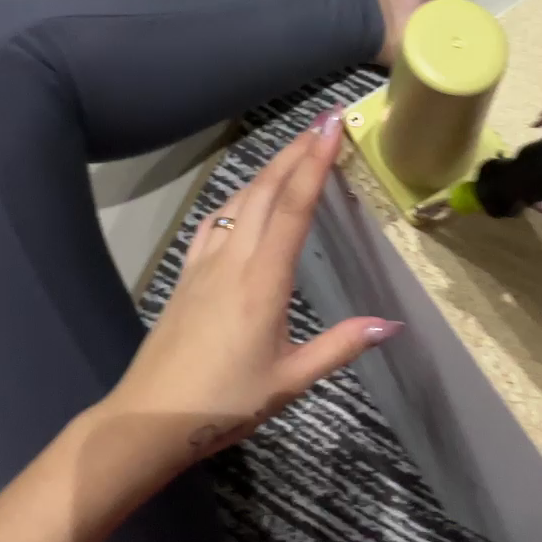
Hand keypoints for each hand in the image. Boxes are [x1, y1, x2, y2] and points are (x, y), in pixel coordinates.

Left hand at [98, 110, 400, 470]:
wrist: (149, 418)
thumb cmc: (223, 402)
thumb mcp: (290, 380)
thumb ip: (340, 347)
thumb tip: (392, 324)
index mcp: (263, 281)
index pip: (293, 208)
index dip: (315, 164)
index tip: (332, 128)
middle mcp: (233, 259)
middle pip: (265, 190)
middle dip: (295, 151)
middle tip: (323, 123)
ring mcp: (205, 263)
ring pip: (239, 200)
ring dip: (268, 170)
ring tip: (294, 150)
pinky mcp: (187, 273)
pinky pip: (215, 221)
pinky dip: (237, 197)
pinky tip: (244, 199)